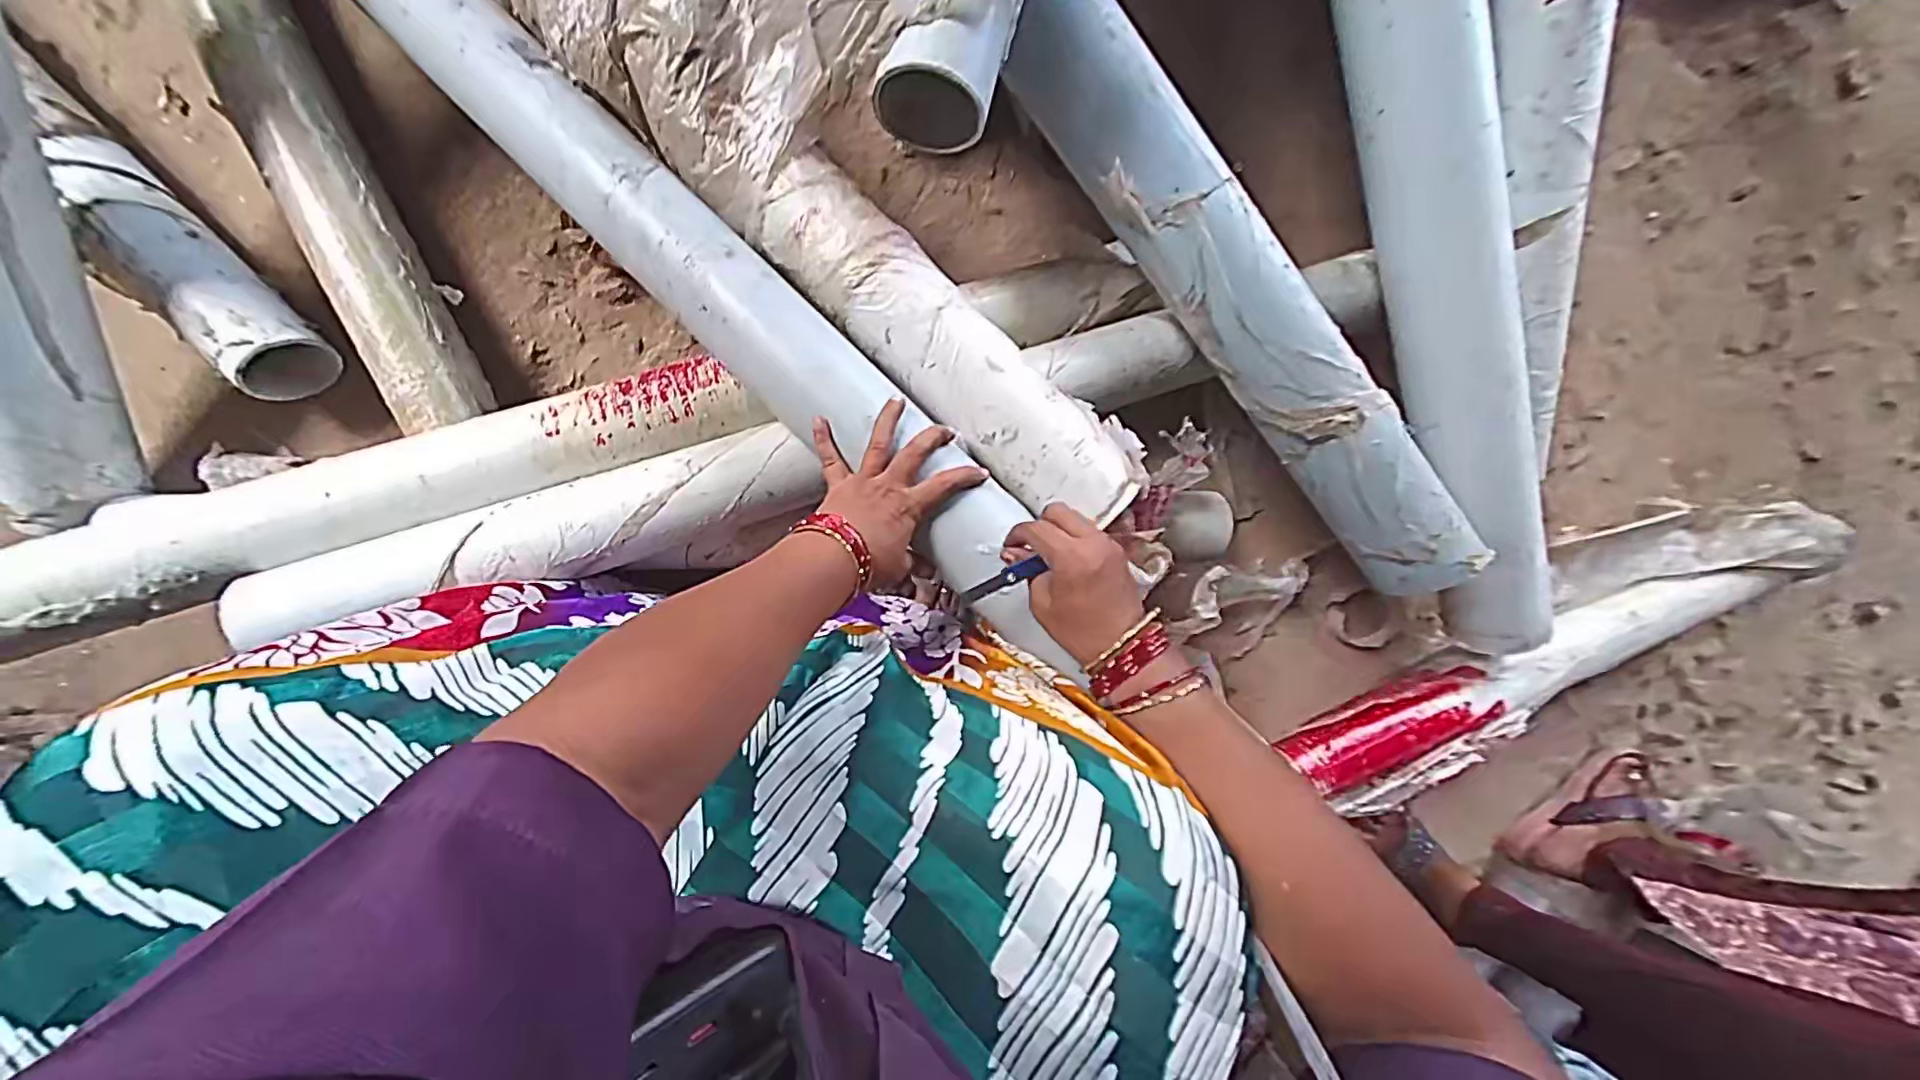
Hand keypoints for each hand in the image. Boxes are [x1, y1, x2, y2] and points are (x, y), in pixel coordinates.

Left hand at [811, 400, 986, 588]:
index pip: (944, 486)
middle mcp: (887, 486)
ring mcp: (862, 481)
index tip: (978, 471)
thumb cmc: (867, 564)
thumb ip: (911, 566)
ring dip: (888, 420)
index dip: (964, 476)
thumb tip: (921, 576)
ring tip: (895, 402)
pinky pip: (830, 458)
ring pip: (878, 443)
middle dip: (932, 438)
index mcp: (907, 506)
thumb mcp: (898, 569)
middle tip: (944, 430)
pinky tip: (819, 419)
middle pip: (915, 453)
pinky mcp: (837, 485)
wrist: (833, 559)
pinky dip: (824, 438)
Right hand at [1003, 503, 1146, 666]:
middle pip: (1057, 512)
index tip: (1012, 545)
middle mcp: (1093, 544)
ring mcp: (1108, 545)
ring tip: (1048, 554)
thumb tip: (1017, 553)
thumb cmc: (1083, 633)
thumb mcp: (1042, 603)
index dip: (1017, 535)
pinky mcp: (1117, 551)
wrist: (1121, 645)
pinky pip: (1090, 532)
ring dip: (1058, 530)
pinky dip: (1074, 538)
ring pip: (1075, 518)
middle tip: (1028, 545)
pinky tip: (1066, 559)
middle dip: (1038, 525)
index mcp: (1071, 557)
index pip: (1036, 528)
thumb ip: (1028, 570)